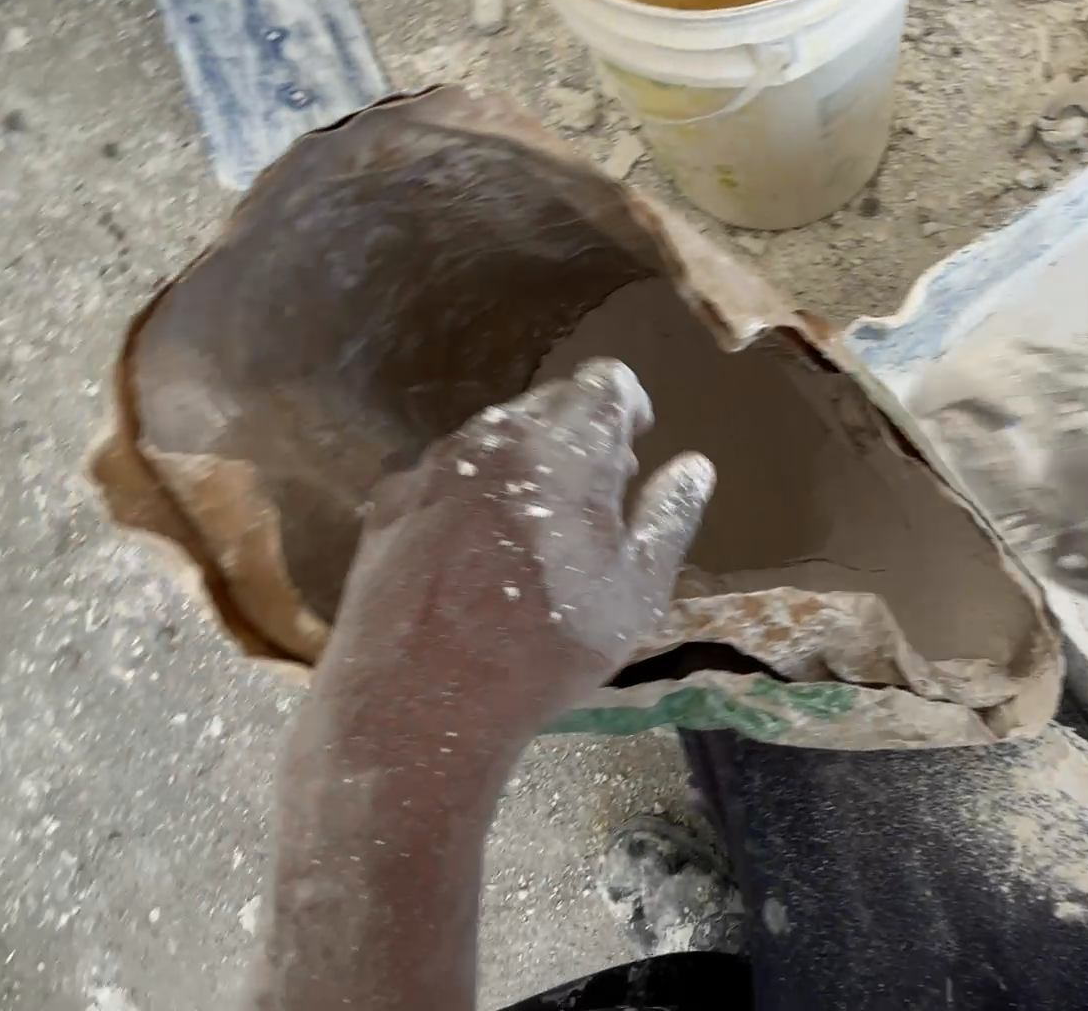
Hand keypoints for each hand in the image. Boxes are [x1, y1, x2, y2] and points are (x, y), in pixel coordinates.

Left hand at [310, 358, 714, 774]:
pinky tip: (479, 549)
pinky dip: (481, 487)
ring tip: (541, 527)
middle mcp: (497, 437)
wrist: (418, 706)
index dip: (631, 406)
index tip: (637, 446)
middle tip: (598, 497)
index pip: (607, 381)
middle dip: (585, 434)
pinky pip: (452, 468)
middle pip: (554, 401)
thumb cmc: (548, 646)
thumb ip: (671, 514)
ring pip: (500, 433)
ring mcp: (435, 464)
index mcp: (567, 448)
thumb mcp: (638, 588)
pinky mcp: (392, 498)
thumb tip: (695, 465)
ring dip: (533, 459)